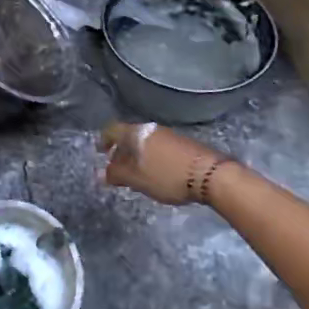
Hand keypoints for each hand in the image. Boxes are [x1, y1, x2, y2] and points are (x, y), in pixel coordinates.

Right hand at [99, 122, 229, 206]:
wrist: (210, 175)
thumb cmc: (166, 175)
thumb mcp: (136, 179)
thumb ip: (116, 174)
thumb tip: (99, 174)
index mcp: (136, 133)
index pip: (112, 129)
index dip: (104, 140)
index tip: (101, 152)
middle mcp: (151, 129)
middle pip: (129, 135)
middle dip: (121, 150)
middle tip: (117, 167)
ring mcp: (169, 134)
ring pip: (145, 142)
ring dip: (137, 155)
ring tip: (136, 172)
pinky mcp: (183, 143)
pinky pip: (159, 147)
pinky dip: (152, 157)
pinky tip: (156, 171)